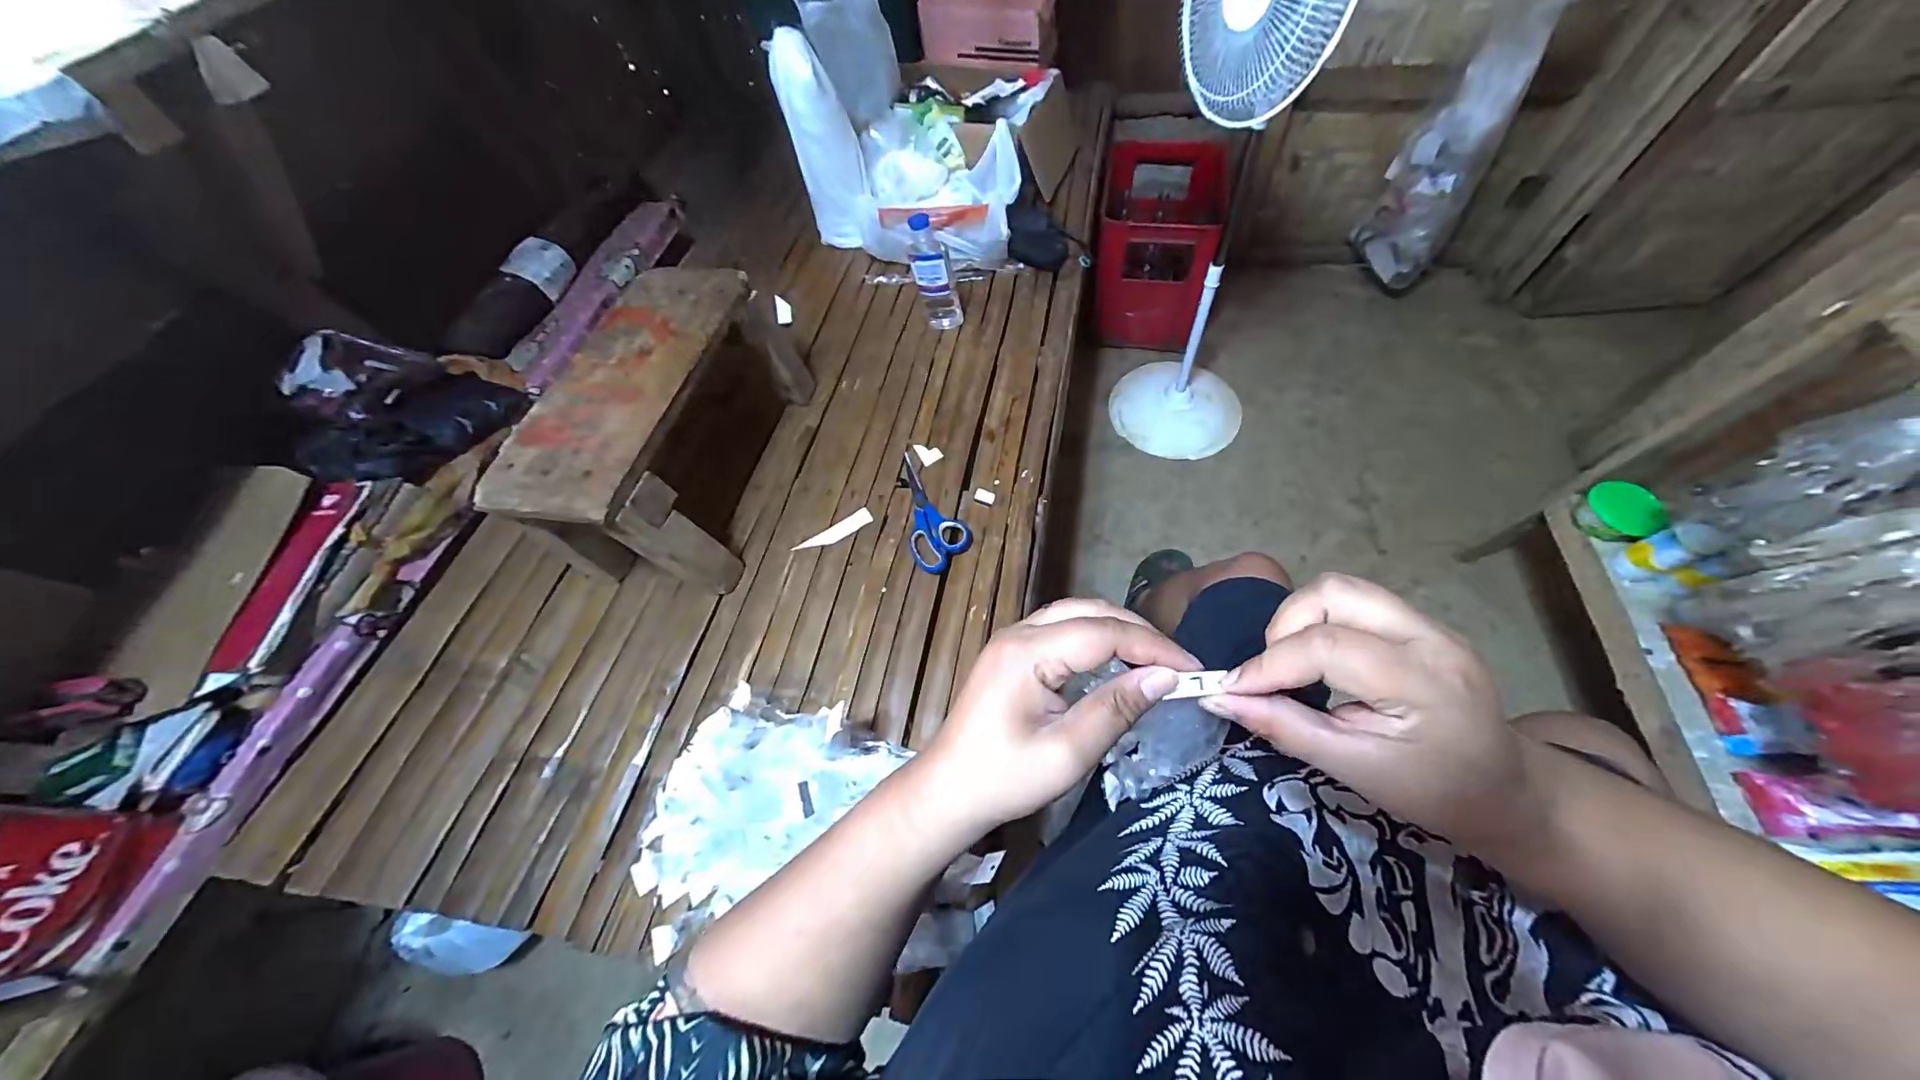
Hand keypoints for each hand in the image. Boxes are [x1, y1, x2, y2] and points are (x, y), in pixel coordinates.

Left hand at [919, 599, 1199, 834]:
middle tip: (1177, 664)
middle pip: (1089, 612)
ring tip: (1154, 660)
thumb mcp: (1067, 753)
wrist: (948, 790)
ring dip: (1117, 631)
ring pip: (1075, 615)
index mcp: (1026, 653)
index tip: (1192, 669)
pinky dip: (1095, 638)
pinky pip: (1061, 630)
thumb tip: (1165, 678)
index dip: (1152, 646)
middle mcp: (1018, 634)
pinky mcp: (1012, 652)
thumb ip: (1115, 710)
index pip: (1102, 632)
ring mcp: (1012, 640)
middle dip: (1138, 632)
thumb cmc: (1004, 778)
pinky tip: (1115, 661)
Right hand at [1199, 573, 1539, 851]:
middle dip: (1283, 628)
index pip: (1325, 646)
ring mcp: (1428, 623)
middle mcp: (1429, 636)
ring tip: (1292, 665)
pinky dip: (1317, 623)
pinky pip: (1352, 602)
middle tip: (1271, 675)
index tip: (1230, 690)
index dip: (1267, 664)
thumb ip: (1284, 727)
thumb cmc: (1432, 791)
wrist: (1507, 790)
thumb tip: (1218, 698)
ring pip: (1338, 589)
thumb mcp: (1353, 769)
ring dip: (1298, 620)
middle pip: (1331, 593)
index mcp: (1423, 681)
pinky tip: (1318, 661)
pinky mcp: (1418, 622)